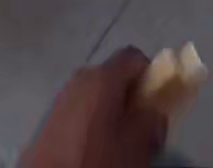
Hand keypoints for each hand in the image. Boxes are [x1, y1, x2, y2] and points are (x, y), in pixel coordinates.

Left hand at [19, 48, 167, 167]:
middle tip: (142, 127)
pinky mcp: (54, 112)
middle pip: (115, 75)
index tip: (158, 100)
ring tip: (119, 141)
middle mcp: (82, 76)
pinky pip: (83, 104)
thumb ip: (151, 125)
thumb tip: (154, 112)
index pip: (133, 56)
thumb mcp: (135, 149)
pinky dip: (95, 117)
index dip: (150, 73)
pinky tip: (96, 145)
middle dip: (132, 96)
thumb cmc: (96, 161)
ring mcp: (65, 92)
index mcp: (102, 78)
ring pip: (98, 91)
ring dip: (113, 108)